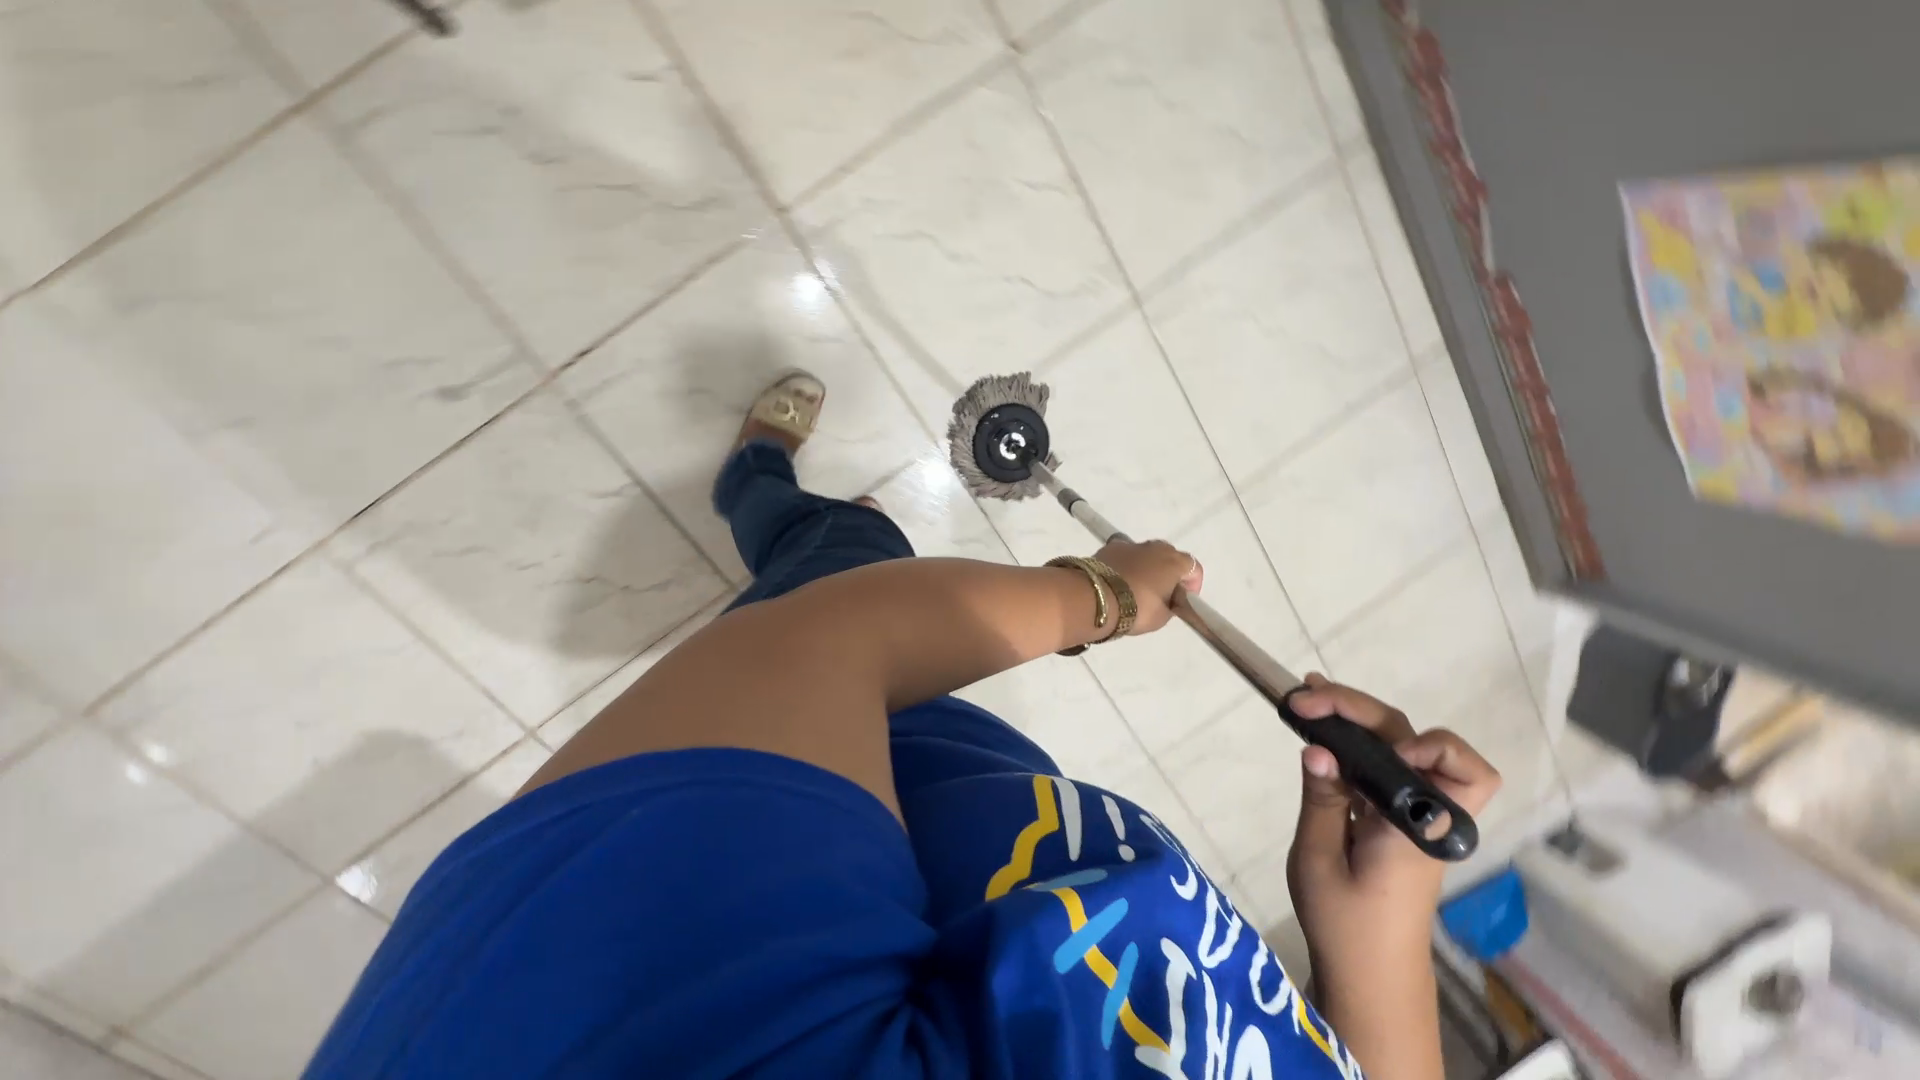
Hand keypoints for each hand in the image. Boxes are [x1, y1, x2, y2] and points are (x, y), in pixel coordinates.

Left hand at [1092, 539, 1203, 634]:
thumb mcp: (1161, 617)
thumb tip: (1166, 602)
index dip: (1192, 585)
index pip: (1194, 568)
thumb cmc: (1136, 608)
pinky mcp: (1108, 548)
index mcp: (1174, 562)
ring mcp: (1130, 545)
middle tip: (1160, 594)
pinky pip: (1124, 557)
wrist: (1095, 597)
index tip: (1183, 600)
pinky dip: (1125, 566)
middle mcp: (1155, 547)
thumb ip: (1170, 606)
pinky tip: (1116, 583)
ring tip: (1135, 589)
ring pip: (1145, 555)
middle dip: (1168, 574)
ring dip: (1146, 568)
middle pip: (1169, 557)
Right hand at [1285, 674, 1501, 969]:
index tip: (1379, 750)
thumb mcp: (1319, 860)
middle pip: (1416, 740)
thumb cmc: (1344, 922)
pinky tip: (1318, 732)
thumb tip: (1318, 746)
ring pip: (1400, 748)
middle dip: (1363, 711)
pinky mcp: (1390, 818)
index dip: (1431, 747)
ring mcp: (1408, 814)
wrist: (1366, 972)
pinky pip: (1381, 769)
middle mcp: (1424, 813)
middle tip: (1308, 695)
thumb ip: (1322, 800)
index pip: (1462, 770)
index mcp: (1419, 827)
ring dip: (1359, 719)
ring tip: (1309, 698)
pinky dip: (1354, 744)